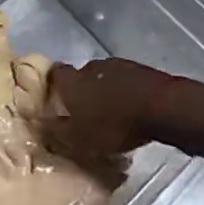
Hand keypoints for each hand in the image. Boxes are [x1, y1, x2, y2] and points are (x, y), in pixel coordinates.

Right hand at [44, 58, 181, 162]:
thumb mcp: (80, 139)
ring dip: (106, 92)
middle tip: (85, 113)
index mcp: (72, 81)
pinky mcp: (141, 70)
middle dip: (82, 92)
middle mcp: (92, 67)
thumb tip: (41, 123)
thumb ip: (58, 130)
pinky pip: (126, 83)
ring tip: (111, 114)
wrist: (163, 107)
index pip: (55, 74)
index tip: (55, 98)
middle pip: (81, 76)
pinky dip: (125, 94)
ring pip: (105, 78)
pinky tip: (132, 111)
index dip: (53, 84)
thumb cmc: (115, 125)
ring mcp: (119, 65)